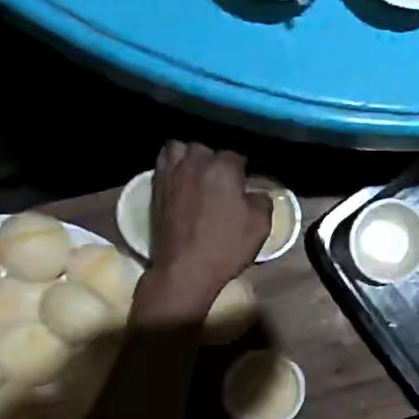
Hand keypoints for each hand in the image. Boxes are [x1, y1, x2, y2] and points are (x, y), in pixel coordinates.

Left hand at [132, 141, 268, 324]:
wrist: (185, 269)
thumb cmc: (226, 247)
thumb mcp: (260, 226)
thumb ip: (262, 200)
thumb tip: (255, 192)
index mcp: (223, 168)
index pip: (236, 157)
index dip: (242, 171)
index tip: (244, 184)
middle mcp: (196, 162)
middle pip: (208, 150)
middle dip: (216, 162)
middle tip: (222, 182)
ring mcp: (173, 173)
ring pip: (182, 148)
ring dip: (192, 156)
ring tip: (198, 173)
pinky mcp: (156, 186)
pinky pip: (164, 160)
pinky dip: (173, 163)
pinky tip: (181, 177)